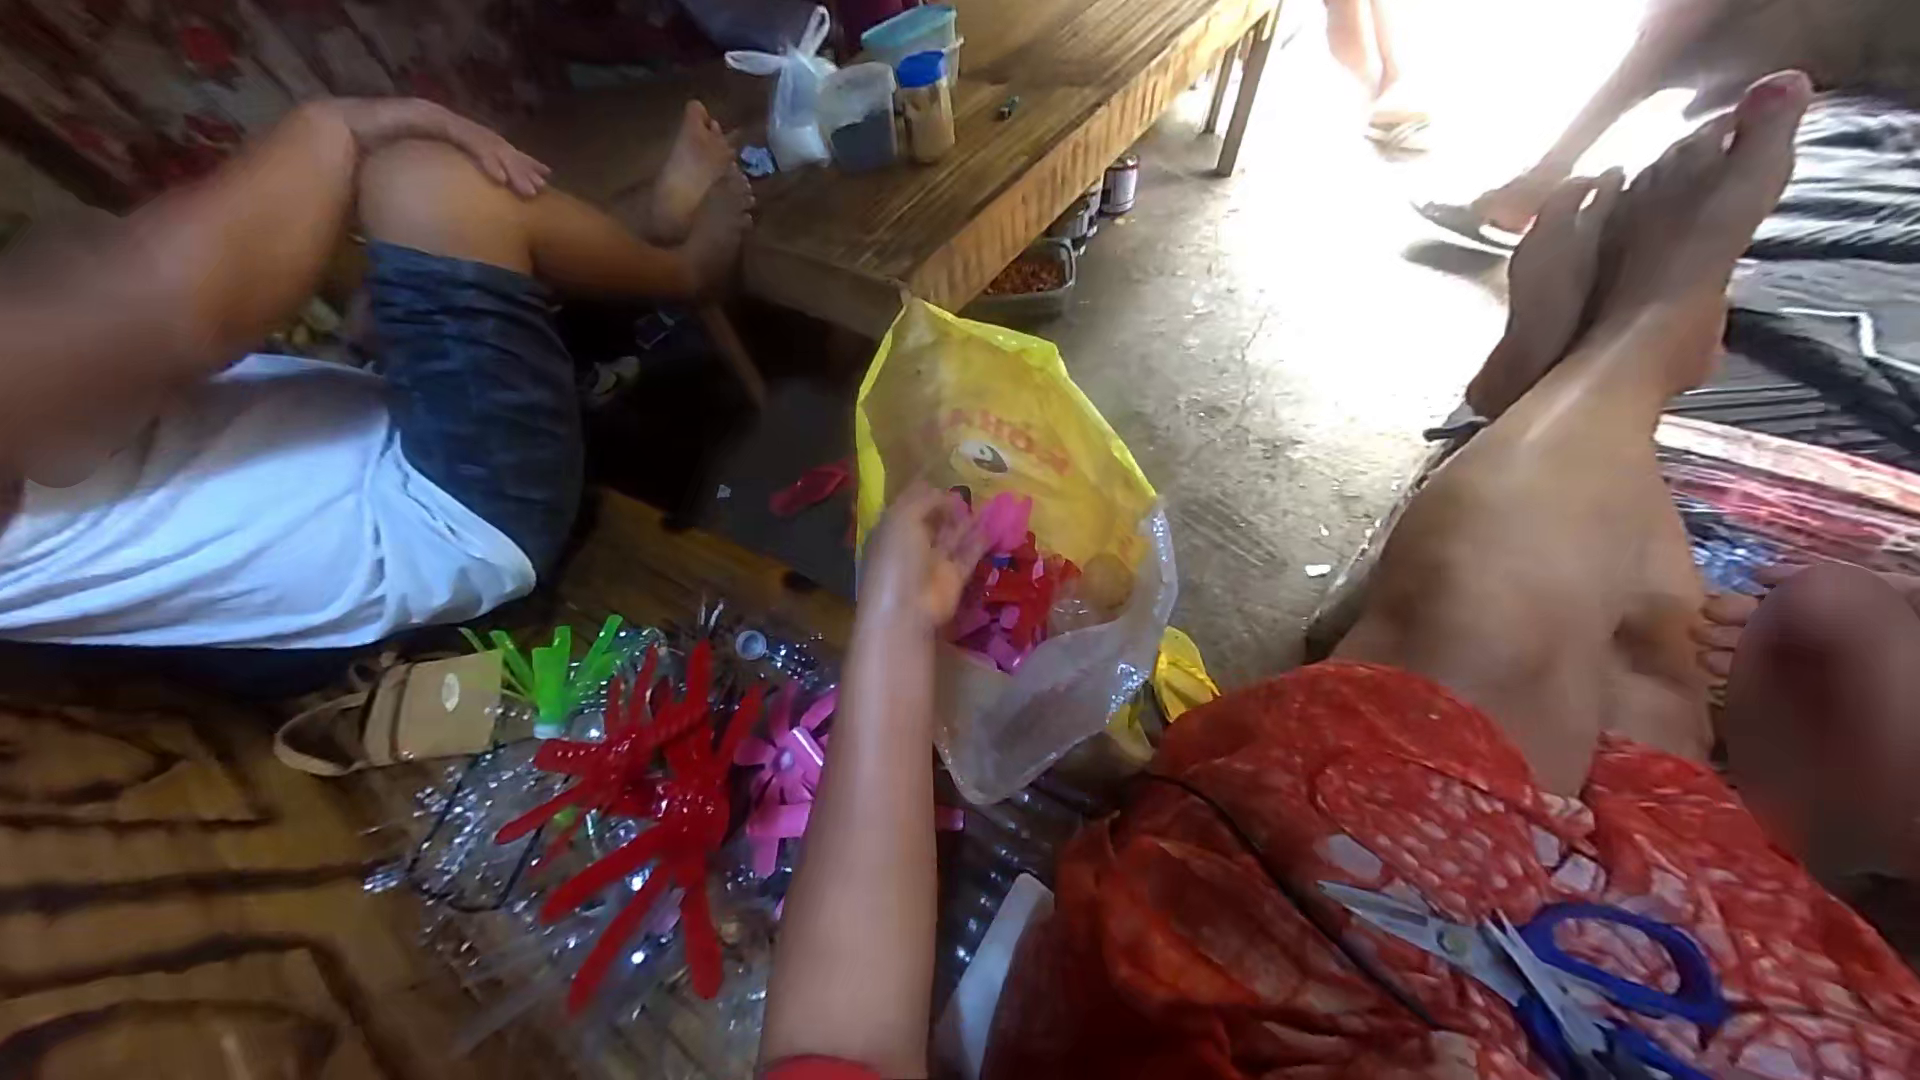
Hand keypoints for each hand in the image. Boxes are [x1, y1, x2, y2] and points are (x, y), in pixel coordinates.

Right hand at [333, 98, 551, 196]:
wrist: (333, 147)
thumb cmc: (380, 173)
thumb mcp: (430, 189)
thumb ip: (453, 197)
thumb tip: (480, 226)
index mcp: (450, 142)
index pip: (492, 153)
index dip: (518, 166)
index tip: (543, 185)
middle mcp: (447, 126)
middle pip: (494, 145)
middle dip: (520, 167)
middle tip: (541, 188)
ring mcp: (435, 117)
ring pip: (483, 140)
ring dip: (508, 164)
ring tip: (526, 188)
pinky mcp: (422, 115)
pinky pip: (460, 135)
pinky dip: (482, 155)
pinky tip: (498, 176)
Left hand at [858, 483, 989, 631]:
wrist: (907, 609)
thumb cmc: (897, 558)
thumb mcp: (903, 519)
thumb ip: (924, 501)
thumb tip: (943, 492)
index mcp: (891, 529)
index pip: (909, 505)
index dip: (925, 492)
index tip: (945, 477)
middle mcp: (911, 545)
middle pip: (932, 521)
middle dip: (948, 506)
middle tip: (970, 489)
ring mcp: (933, 563)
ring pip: (953, 536)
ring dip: (967, 520)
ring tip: (988, 500)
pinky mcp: (954, 578)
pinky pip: (969, 554)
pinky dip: (981, 540)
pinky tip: (995, 523)